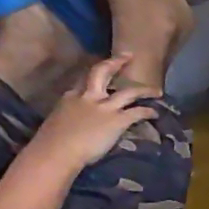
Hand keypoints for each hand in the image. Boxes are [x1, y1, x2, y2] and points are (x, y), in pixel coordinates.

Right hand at [18, 55, 159, 172]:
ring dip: (144, 90)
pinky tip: (155, 113)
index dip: (94, 77)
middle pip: (102, 73)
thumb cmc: (52, 143)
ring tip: (157, 90)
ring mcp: (104, 108)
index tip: (103, 71)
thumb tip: (74, 122)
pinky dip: (148, 112)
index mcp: (71, 98)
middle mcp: (88, 97)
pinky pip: (137, 112)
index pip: (84, 81)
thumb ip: (68, 116)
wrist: (57, 152)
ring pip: (129, 92)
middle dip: (115, 62)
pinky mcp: (117, 120)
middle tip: (128, 55)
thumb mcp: (57, 121)